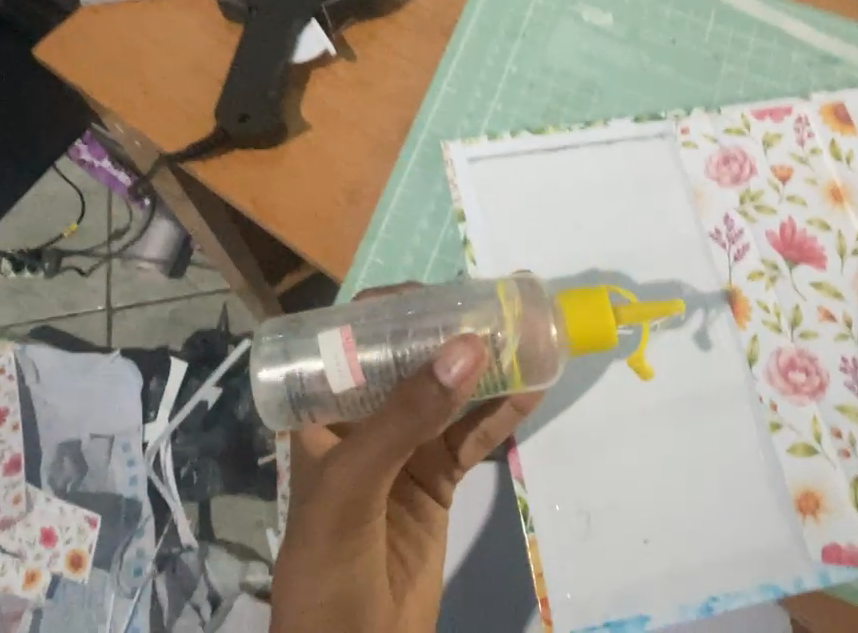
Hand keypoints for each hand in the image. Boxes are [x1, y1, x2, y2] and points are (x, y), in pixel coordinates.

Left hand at [269, 318, 542, 632]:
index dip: (395, 308)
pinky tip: (535, 387)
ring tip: (529, 335)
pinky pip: (474, 436)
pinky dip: (504, 412)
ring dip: (487, 368)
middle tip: (499, 307)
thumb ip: (406, 417)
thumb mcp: (353, 485)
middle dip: (452, 332)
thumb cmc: (327, 564)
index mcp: (323, 408)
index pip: (354, 338)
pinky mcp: (437, 480)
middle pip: (410, 360)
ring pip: (450, 394)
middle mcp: (363, 418)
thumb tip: (468, 347)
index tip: (444, 293)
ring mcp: (404, 448)